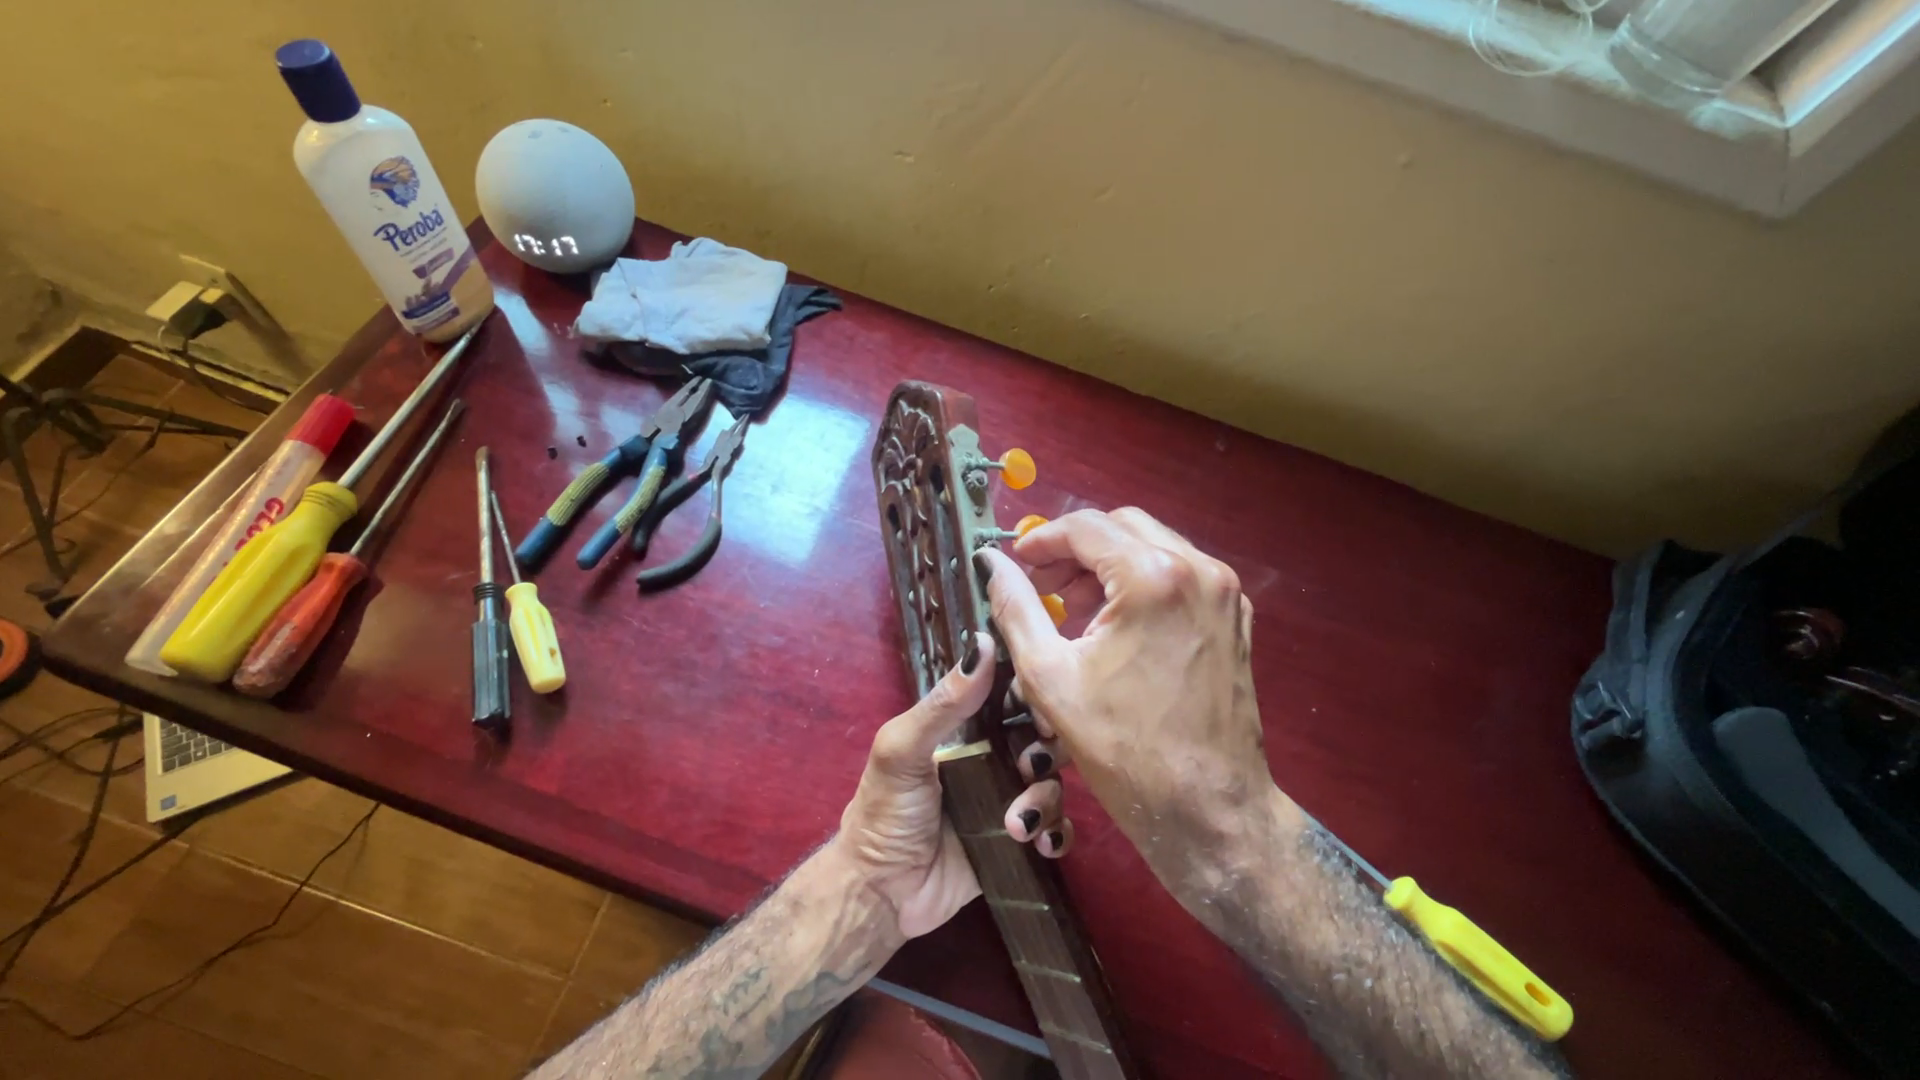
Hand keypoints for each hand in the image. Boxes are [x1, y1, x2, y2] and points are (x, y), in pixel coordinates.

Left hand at [835, 632, 1072, 940]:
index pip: (1013, 701)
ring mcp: (1007, 802)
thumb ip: (943, 704)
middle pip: (1042, 742)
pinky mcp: (1018, 843)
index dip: (1034, 702)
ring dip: (1046, 802)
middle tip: (1027, 769)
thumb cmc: (885, 812)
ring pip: (1054, 785)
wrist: (882, 894)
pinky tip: (1042, 846)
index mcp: (965, 731)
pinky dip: (1058, 834)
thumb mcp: (903, 750)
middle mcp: (991, 760)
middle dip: (1046, 754)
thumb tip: (984, 643)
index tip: (1040, 711)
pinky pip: (1056, 829)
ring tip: (1017, 825)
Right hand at [979, 508, 1291, 906]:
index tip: (1015, 564)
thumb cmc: (1123, 749)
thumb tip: (990, 563)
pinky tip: (1117, 626)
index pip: (1086, 527)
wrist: (1210, 809)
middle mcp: (1199, 569)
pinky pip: (1180, 574)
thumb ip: (1015, 607)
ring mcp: (1225, 592)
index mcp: (1153, 577)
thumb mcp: (1050, 676)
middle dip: (1075, 550)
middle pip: (1122, 527)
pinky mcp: (1235, 616)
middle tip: (1042, 587)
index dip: (1041, 540)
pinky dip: (1142, 584)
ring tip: (1074, 610)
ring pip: (1153, 547)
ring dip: (1108, 566)